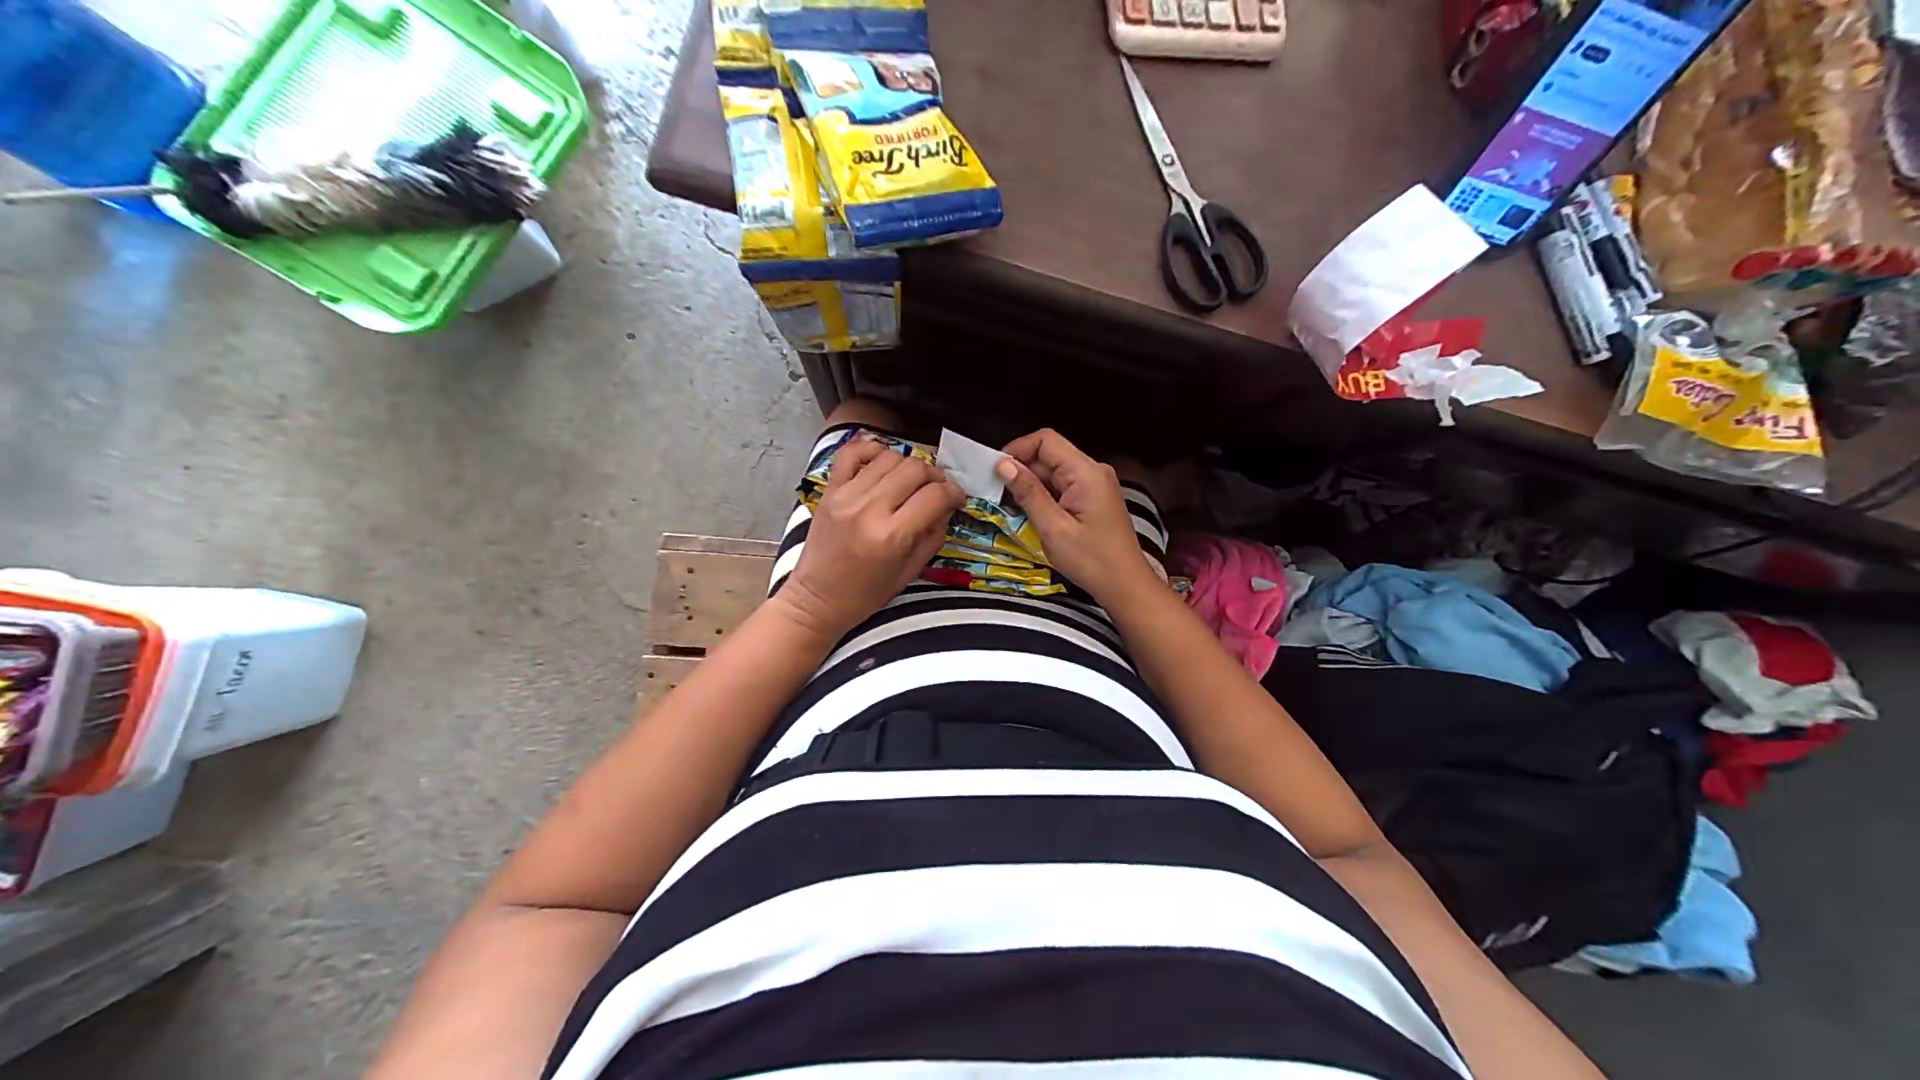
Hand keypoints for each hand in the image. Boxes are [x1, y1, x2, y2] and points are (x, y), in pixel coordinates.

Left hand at [776, 434, 964, 640]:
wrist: (817, 599)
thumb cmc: (865, 594)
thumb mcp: (910, 571)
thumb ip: (933, 535)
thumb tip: (946, 506)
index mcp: (892, 536)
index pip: (936, 495)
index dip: (954, 493)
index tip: (956, 499)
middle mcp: (869, 509)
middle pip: (915, 469)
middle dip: (934, 476)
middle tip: (936, 489)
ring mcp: (846, 496)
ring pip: (889, 457)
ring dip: (907, 465)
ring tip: (909, 481)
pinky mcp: (829, 490)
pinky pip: (852, 453)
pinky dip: (871, 450)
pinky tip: (881, 462)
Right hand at [996, 428, 1156, 603]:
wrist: (1125, 585)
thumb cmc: (1091, 560)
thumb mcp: (1053, 528)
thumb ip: (1028, 493)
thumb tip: (1004, 465)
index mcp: (1086, 473)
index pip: (1046, 441)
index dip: (1018, 449)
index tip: (996, 470)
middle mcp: (1093, 471)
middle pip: (1050, 454)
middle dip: (1022, 468)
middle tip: (997, 491)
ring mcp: (1096, 484)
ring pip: (1055, 471)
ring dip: (1031, 483)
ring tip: (1010, 503)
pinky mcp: (1093, 498)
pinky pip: (1063, 485)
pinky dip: (1044, 494)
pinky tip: (1031, 511)